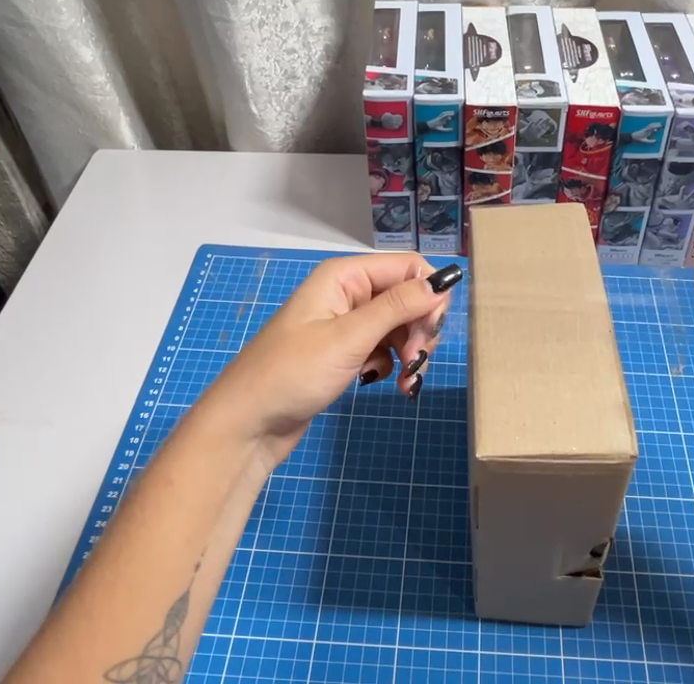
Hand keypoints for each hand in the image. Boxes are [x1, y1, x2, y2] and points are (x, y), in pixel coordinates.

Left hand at [200, 253, 455, 459]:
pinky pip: (386, 347)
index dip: (429, 295)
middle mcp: (349, 292)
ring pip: (400, 325)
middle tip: (415, 361)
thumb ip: (398, 306)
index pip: (409, 267)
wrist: (247, 425)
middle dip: (421, 328)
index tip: (431, 332)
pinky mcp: (346, 351)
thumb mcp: (349, 337)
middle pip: (408, 296)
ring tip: (406, 381)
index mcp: (345, 276)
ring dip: (412, 350)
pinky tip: (393, 384)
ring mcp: (347, 323)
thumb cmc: (292, 373)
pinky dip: (395, 364)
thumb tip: (445, 278)